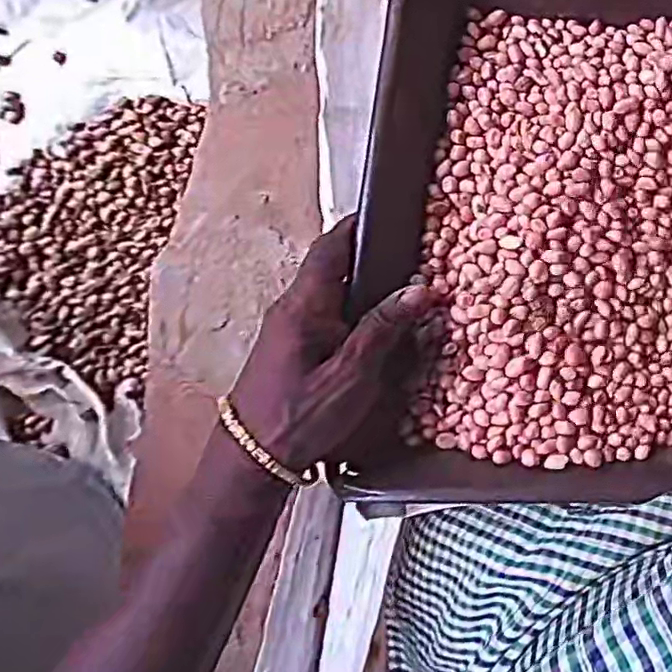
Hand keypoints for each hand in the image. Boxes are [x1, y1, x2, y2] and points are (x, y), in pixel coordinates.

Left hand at [227, 214, 437, 472]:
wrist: (250, 461)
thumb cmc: (299, 417)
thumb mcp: (351, 375)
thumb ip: (384, 328)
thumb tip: (420, 289)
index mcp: (304, 307)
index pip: (330, 248)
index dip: (357, 225)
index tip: (387, 210)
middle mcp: (293, 308)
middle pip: (334, 265)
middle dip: (372, 253)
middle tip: (412, 248)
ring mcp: (291, 326)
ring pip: (334, 289)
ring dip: (366, 282)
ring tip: (406, 281)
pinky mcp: (295, 344)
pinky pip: (332, 311)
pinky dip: (358, 305)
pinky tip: (382, 321)